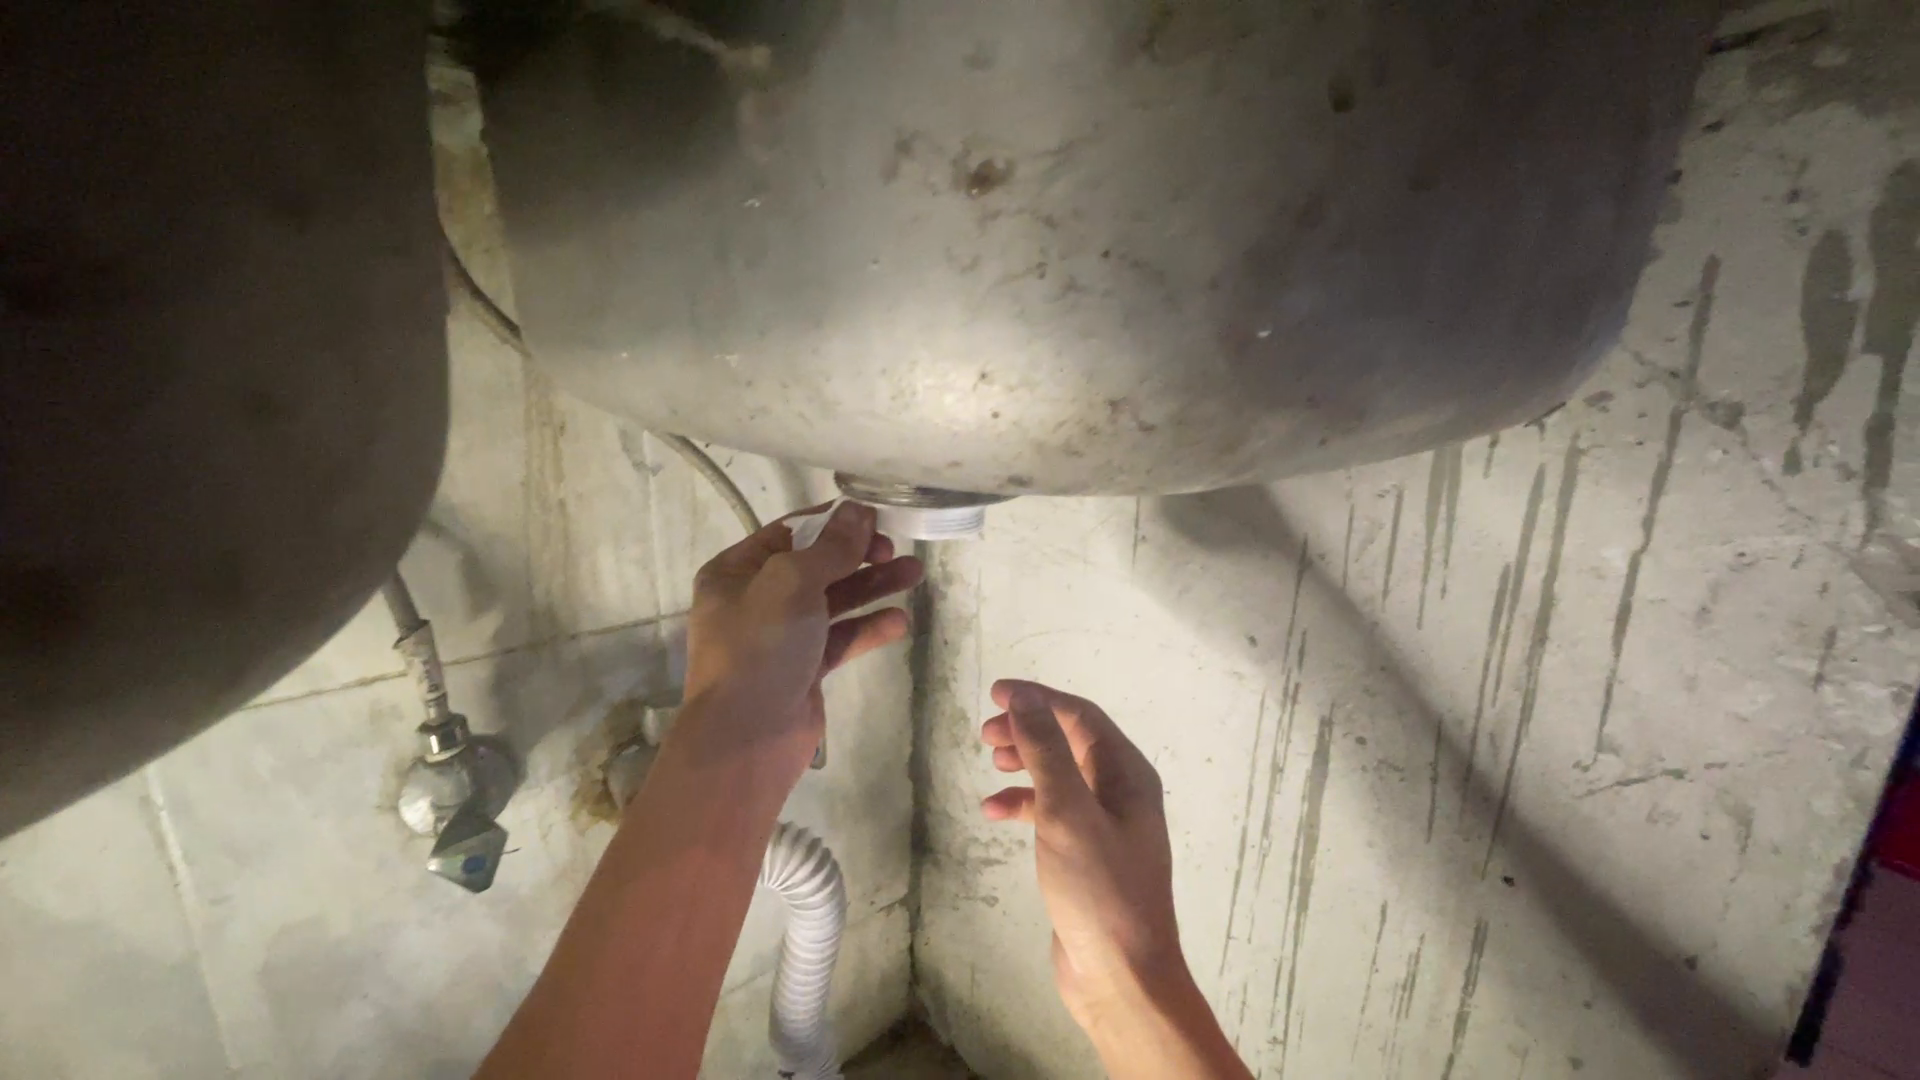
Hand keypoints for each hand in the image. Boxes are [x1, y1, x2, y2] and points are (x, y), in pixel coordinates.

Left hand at [678, 502, 922, 781]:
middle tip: (895, 548)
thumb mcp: (793, 582)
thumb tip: (860, 509)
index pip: (789, 532)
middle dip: (859, 555)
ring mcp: (781, 636)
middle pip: (816, 565)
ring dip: (872, 586)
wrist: (746, 738)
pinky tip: (900, 621)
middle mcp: (755, 599)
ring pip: (834, 601)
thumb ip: (830, 546)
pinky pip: (841, 638)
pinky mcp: (804, 668)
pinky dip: (868, 628)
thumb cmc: (760, 646)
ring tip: (915, 574)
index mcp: (736, 571)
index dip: (832, 522)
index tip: (875, 516)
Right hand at [980, 680, 1186, 1024]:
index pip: (1081, 716)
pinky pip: (1052, 812)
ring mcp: (1104, 824)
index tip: (996, 694)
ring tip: (990, 760)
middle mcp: (1121, 792)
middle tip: (986, 732)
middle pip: (1071, 741)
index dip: (1039, 698)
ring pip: (1060, 774)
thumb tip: (1024, 699)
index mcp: (1128, 775)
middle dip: (1029, 729)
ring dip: (1025, 761)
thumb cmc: (1099, 889)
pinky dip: (1023, 804)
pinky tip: (993, 811)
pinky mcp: (1085, 854)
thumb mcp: (1067, 812)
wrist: (1121, 978)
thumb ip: (1046, 751)